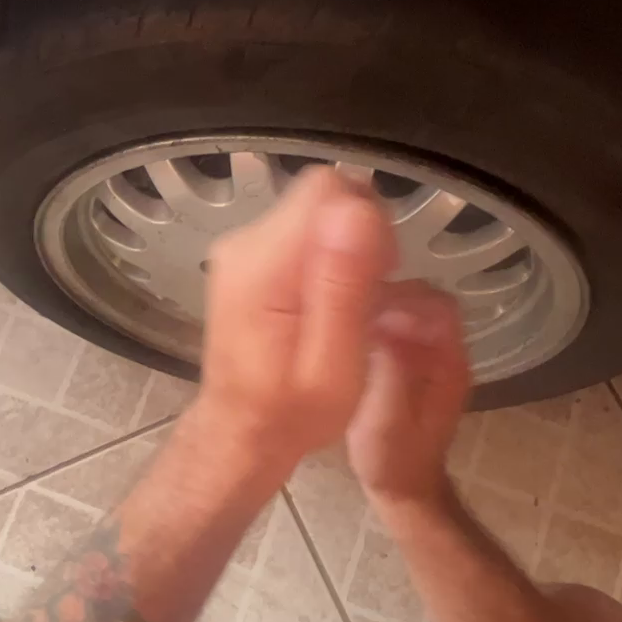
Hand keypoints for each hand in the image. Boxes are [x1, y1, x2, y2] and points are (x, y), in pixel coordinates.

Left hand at [189, 168, 397, 482]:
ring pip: (315, 212)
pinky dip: (327, 258)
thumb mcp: (333, 366)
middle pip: (322, 196)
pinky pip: (302, 233)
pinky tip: (327, 304)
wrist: (243, 430)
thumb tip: (356, 210)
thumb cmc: (292, 413)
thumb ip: (343, 286)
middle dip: (360, 236)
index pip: (329, 191)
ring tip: (347, 307)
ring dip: (345, 249)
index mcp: (262, 265)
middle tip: (366, 298)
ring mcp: (240, 249)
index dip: (369, 224)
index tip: (381, 274)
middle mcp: (243, 244)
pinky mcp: (246, 259)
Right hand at [346, 281, 470, 505]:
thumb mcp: (385, 418)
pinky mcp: (410, 366)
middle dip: (388, 296)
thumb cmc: (393, 460)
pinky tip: (347, 333)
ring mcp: (429, 359)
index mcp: (448, 362)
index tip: (364, 302)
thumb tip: (381, 319)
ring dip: (379, 308)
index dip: (403, 296)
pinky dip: (374, 324)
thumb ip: (388, 369)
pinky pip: (397, 331)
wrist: (401, 489)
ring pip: (409, 312)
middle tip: (347, 304)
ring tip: (343, 314)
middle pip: (424, 301)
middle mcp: (444, 354)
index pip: (439, 305)